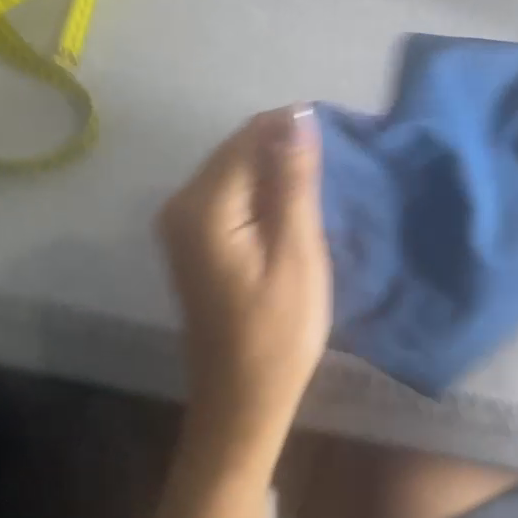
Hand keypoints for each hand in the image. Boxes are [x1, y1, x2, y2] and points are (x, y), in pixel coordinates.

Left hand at [155, 107, 331, 517]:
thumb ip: (294, 180)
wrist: (241, 401)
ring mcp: (181, 220)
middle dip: (285, 148)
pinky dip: (262, 190)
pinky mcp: (192, 235)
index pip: (251, 135)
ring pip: (237, 166)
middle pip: (239, 147)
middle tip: (331, 175)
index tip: (336, 147)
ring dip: (277, 169)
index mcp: (204, 205)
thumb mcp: (297, 253)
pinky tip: (291, 211)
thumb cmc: (278, 332)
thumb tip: (298, 116)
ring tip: (318, 192)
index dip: (294, 130)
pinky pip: (231, 189)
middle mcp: (181, 202)